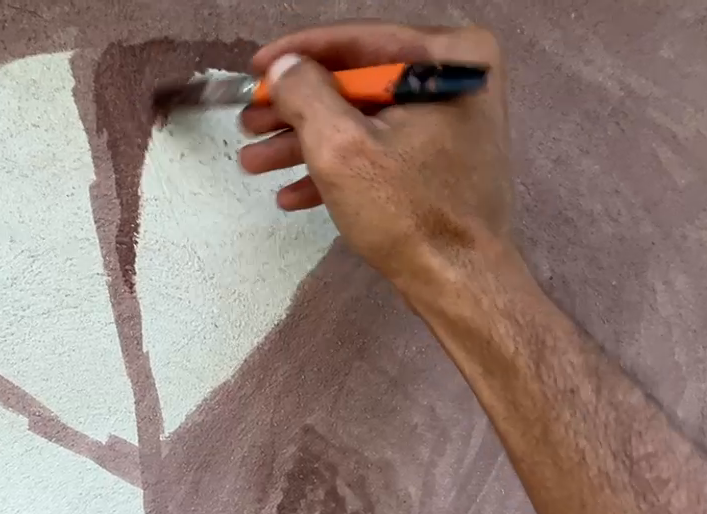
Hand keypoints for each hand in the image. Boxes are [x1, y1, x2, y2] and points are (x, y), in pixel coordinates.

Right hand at [239, 23, 517, 293]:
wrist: (457, 279)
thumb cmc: (407, 212)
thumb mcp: (342, 148)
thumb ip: (306, 97)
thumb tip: (283, 69)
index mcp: (446, 57)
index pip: (357, 42)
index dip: (297, 56)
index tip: (256, 68)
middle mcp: (454, 80)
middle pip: (355, 86)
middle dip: (295, 111)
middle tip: (249, 123)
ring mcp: (448, 125)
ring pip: (360, 124)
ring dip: (304, 146)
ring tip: (255, 163)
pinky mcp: (437, 164)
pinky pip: (378, 154)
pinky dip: (336, 171)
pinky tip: (291, 194)